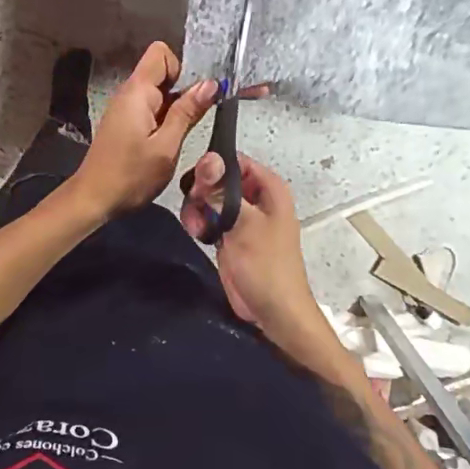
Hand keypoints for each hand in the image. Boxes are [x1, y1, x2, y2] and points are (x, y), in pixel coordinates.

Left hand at [66, 43, 216, 219]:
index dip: (181, 68)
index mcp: (137, 92)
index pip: (161, 53)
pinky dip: (166, 118)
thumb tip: (211, 84)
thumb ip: (187, 113)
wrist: (94, 199)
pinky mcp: (126, 123)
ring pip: (160, 92)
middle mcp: (130, 93)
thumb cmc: (131, 175)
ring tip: (182, 134)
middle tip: (195, 120)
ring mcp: (127, 108)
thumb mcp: (166, 146)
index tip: (192, 97)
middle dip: (184, 90)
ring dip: (176, 107)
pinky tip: (169, 141)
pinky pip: (152, 108)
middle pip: (163, 72)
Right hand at [179, 152, 325, 348]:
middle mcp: (257, 198)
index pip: (236, 161)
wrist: (273, 310)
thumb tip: (209, 158)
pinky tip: (198, 235)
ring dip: (197, 210)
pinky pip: (210, 218)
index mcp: (269, 189)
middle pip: (219, 179)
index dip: (215, 168)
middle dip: (202, 192)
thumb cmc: (265, 265)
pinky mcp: (230, 236)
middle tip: (196, 208)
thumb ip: (223, 191)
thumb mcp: (243, 223)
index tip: (198, 184)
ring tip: (197, 229)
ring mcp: (243, 218)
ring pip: (210, 199)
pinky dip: (201, 223)